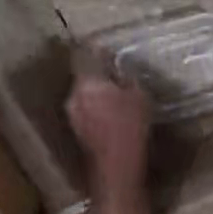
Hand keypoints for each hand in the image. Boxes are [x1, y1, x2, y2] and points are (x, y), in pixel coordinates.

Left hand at [65, 51, 151, 194]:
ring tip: (114, 94)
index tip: (105, 47)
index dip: (96, 51)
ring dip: (96, 93)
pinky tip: (110, 113)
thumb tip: (122, 70)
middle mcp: (74, 97)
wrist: (117, 167)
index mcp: (87, 84)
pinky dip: (96, 108)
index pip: (86, 58)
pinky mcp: (77, 132)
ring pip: (84, 95)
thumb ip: (128, 79)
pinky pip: (86, 111)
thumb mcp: (140, 96)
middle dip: (97, 75)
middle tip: (113, 73)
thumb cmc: (131, 126)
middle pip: (83, 78)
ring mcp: (72, 116)